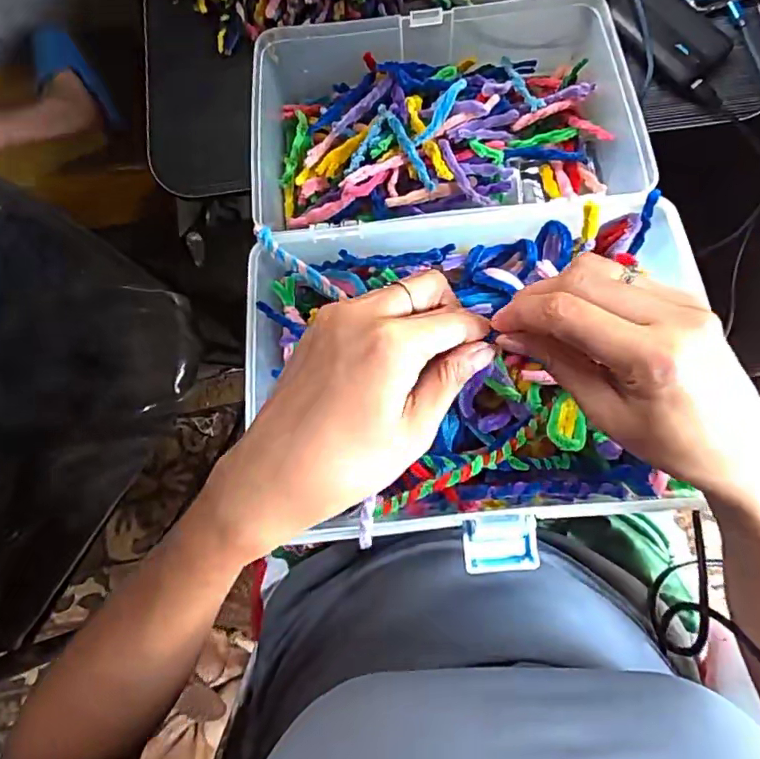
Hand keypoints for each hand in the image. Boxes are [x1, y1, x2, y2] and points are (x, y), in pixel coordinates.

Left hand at [191, 270, 493, 560]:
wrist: (274, 473)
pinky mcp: (319, 326)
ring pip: (395, 292)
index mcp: (393, 341)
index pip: (455, 318)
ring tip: (420, 361)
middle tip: (453, 351)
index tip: (485, 349)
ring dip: (418, 313)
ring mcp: (336, 316)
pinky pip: (367, 306)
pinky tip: (386, 361)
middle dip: (449, 309)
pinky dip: (388, 320)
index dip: (477, 332)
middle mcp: (363, 314)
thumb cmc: (349, 465)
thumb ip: (449, 379)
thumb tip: (481, 350)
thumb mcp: (412, 430)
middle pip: (426, 285)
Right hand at [490, 253, 759, 505]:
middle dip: (538, 293)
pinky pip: (626, 278)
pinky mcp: (689, 298)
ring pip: (604, 269)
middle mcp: (673, 316)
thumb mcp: (607, 414)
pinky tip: (581, 313)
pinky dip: (593, 288)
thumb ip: (560, 364)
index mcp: (653, 356)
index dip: (524, 312)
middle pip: (584, 277)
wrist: (743, 448)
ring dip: (563, 285)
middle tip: (515, 319)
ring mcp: (685, 301)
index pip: (569, 311)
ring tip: (543, 315)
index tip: (500, 325)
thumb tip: (515, 334)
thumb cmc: (674, 446)